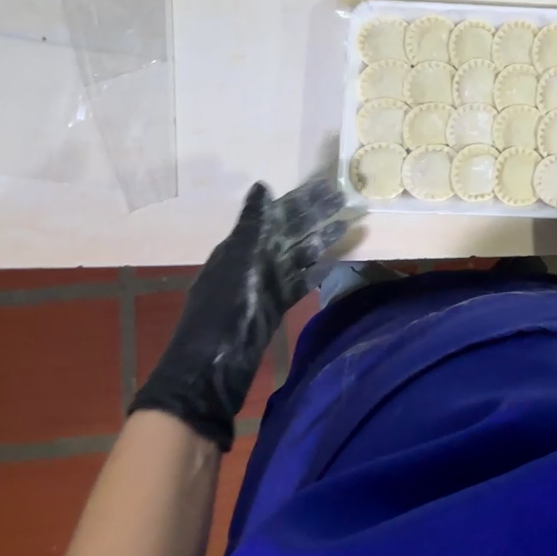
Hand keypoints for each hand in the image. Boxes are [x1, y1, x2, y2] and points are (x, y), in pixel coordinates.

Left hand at [129, 179, 349, 448]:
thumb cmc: (219, 311)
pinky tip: (334, 262)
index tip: (329, 185)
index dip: (301, 199)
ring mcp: (262, 286)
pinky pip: (297, 284)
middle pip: (289, 232)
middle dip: (316, 215)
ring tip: (347, 227)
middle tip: (346, 200)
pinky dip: (314, 273)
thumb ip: (251, 226)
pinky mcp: (272, 309)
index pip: (275, 214)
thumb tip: (263, 186)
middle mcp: (252, 262)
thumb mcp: (235, 262)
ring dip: (320, 241)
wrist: (209, 370)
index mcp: (239, 247)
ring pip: (297, 256)